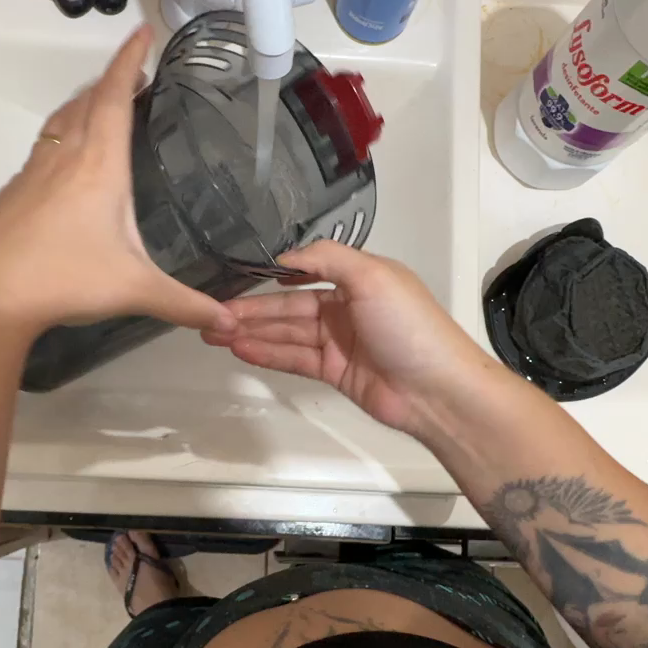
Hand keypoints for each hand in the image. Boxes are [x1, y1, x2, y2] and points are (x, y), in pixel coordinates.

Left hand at [0, 26, 234, 339]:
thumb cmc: (66, 280)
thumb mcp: (134, 290)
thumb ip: (184, 304)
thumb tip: (227, 321)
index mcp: (99, 165)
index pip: (115, 96)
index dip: (130, 60)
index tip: (143, 33)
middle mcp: (65, 157)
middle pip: (88, 100)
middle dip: (114, 79)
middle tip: (137, 74)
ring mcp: (33, 172)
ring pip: (62, 120)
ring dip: (86, 103)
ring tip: (105, 106)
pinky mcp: (15, 193)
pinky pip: (45, 147)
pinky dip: (65, 134)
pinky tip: (69, 161)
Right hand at [201, 241, 493, 436]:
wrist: (436, 390)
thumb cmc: (408, 326)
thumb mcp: (373, 276)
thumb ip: (327, 259)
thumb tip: (285, 256)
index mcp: (359, 278)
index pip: (306, 272)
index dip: (271, 276)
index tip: (235, 277)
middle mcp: (346, 308)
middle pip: (289, 307)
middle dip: (250, 310)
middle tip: (210, 315)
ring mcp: (339, 342)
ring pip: (286, 334)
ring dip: (251, 333)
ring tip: (213, 332)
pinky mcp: (334, 372)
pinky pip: (294, 359)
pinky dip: (267, 353)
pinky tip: (239, 349)